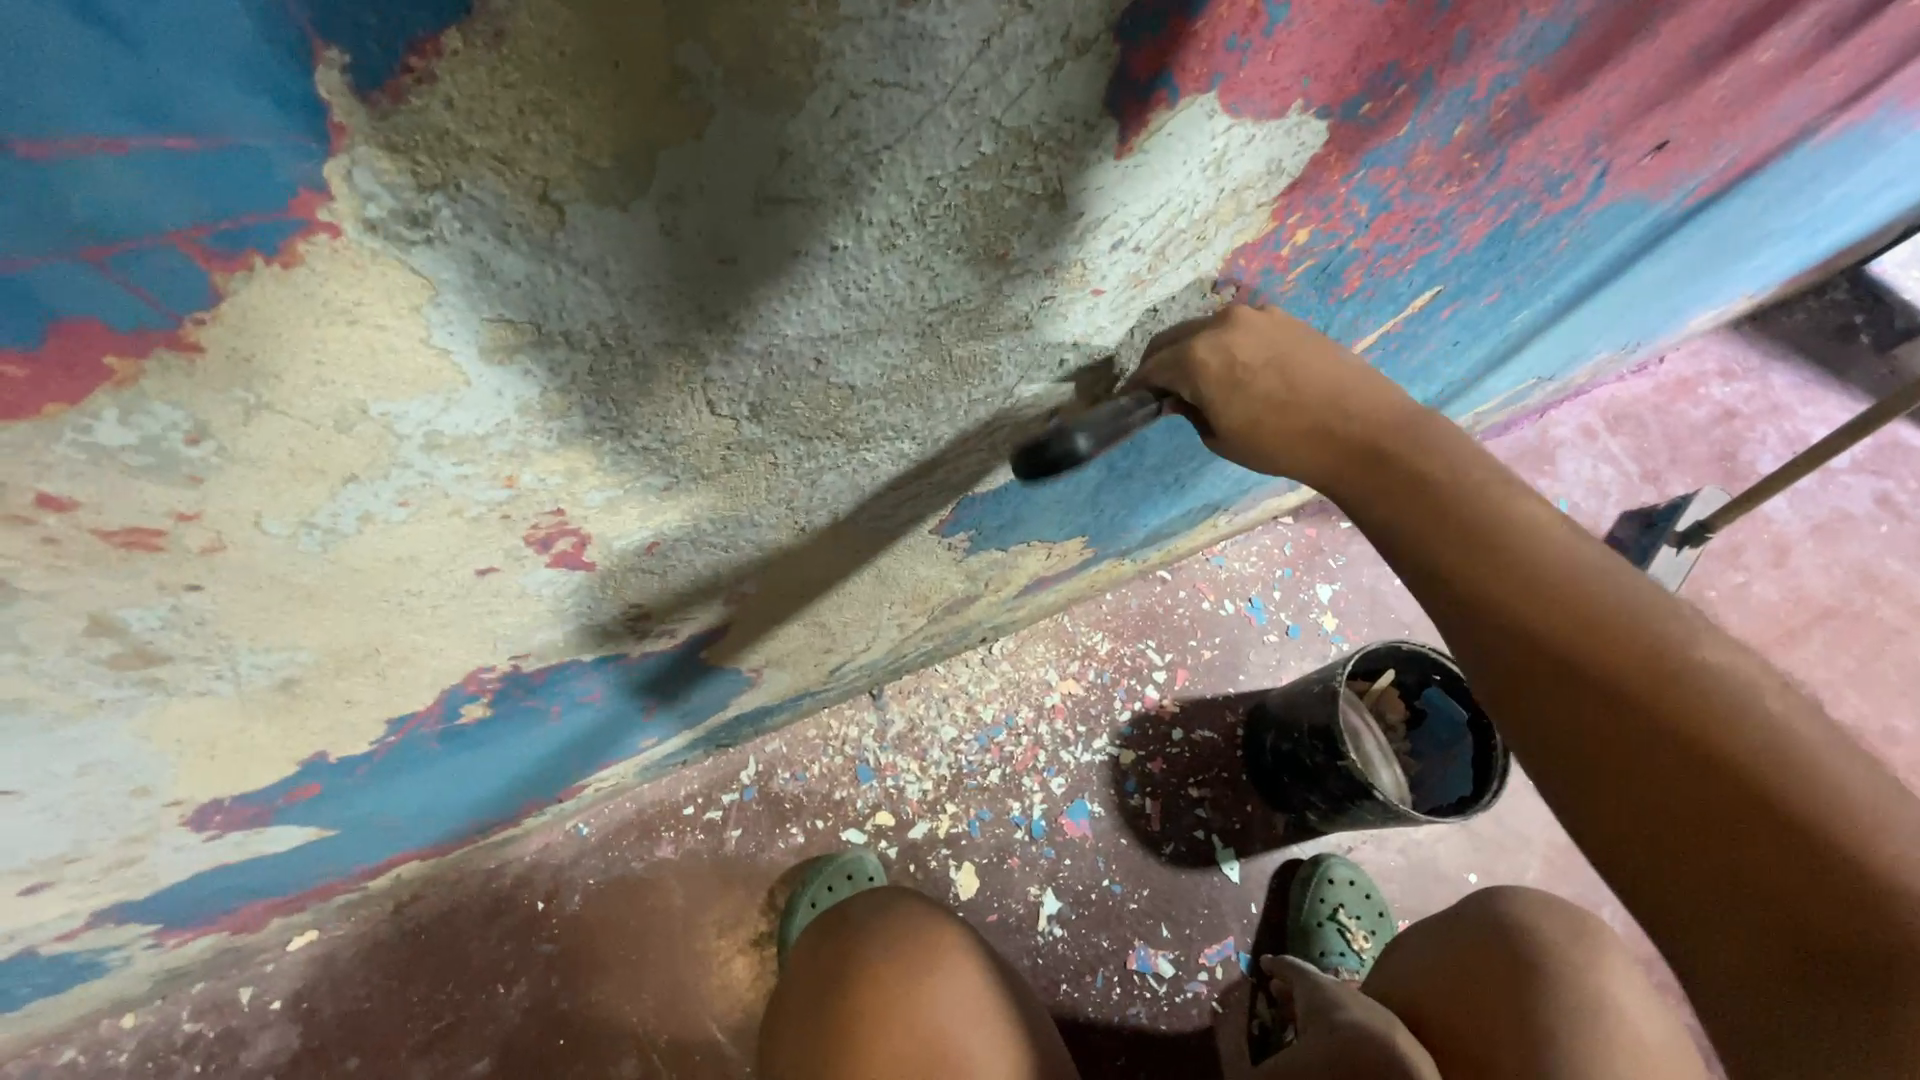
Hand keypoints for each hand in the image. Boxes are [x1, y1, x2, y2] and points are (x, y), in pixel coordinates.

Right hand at [1131, 304, 1418, 489]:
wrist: (1359, 429)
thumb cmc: (1280, 443)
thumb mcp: (1220, 438)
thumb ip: (1192, 410)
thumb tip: (1183, 397)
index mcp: (1197, 356)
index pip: (1151, 367)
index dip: (1136, 386)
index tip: (1130, 400)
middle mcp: (1220, 324)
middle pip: (1173, 338)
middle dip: (1159, 362)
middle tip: (1158, 389)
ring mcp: (1255, 315)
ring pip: (1206, 328)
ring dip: (1192, 349)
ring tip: (1197, 378)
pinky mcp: (1283, 317)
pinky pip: (1238, 327)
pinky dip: (1223, 344)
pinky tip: (1234, 367)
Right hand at [1254, 955, 1440, 1079]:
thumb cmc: (1335, 1070)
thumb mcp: (1278, 1074)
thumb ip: (1244, 1063)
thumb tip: (1221, 1056)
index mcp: (1320, 992)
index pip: (1292, 968)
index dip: (1276, 966)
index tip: (1264, 963)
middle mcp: (1353, 999)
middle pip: (1320, 990)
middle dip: (1297, 995)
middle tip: (1278, 999)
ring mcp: (1386, 1025)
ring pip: (1349, 1013)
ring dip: (1327, 1019)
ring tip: (1310, 1033)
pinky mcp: (1411, 1054)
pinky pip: (1372, 1038)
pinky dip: (1353, 1041)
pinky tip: (1346, 1056)